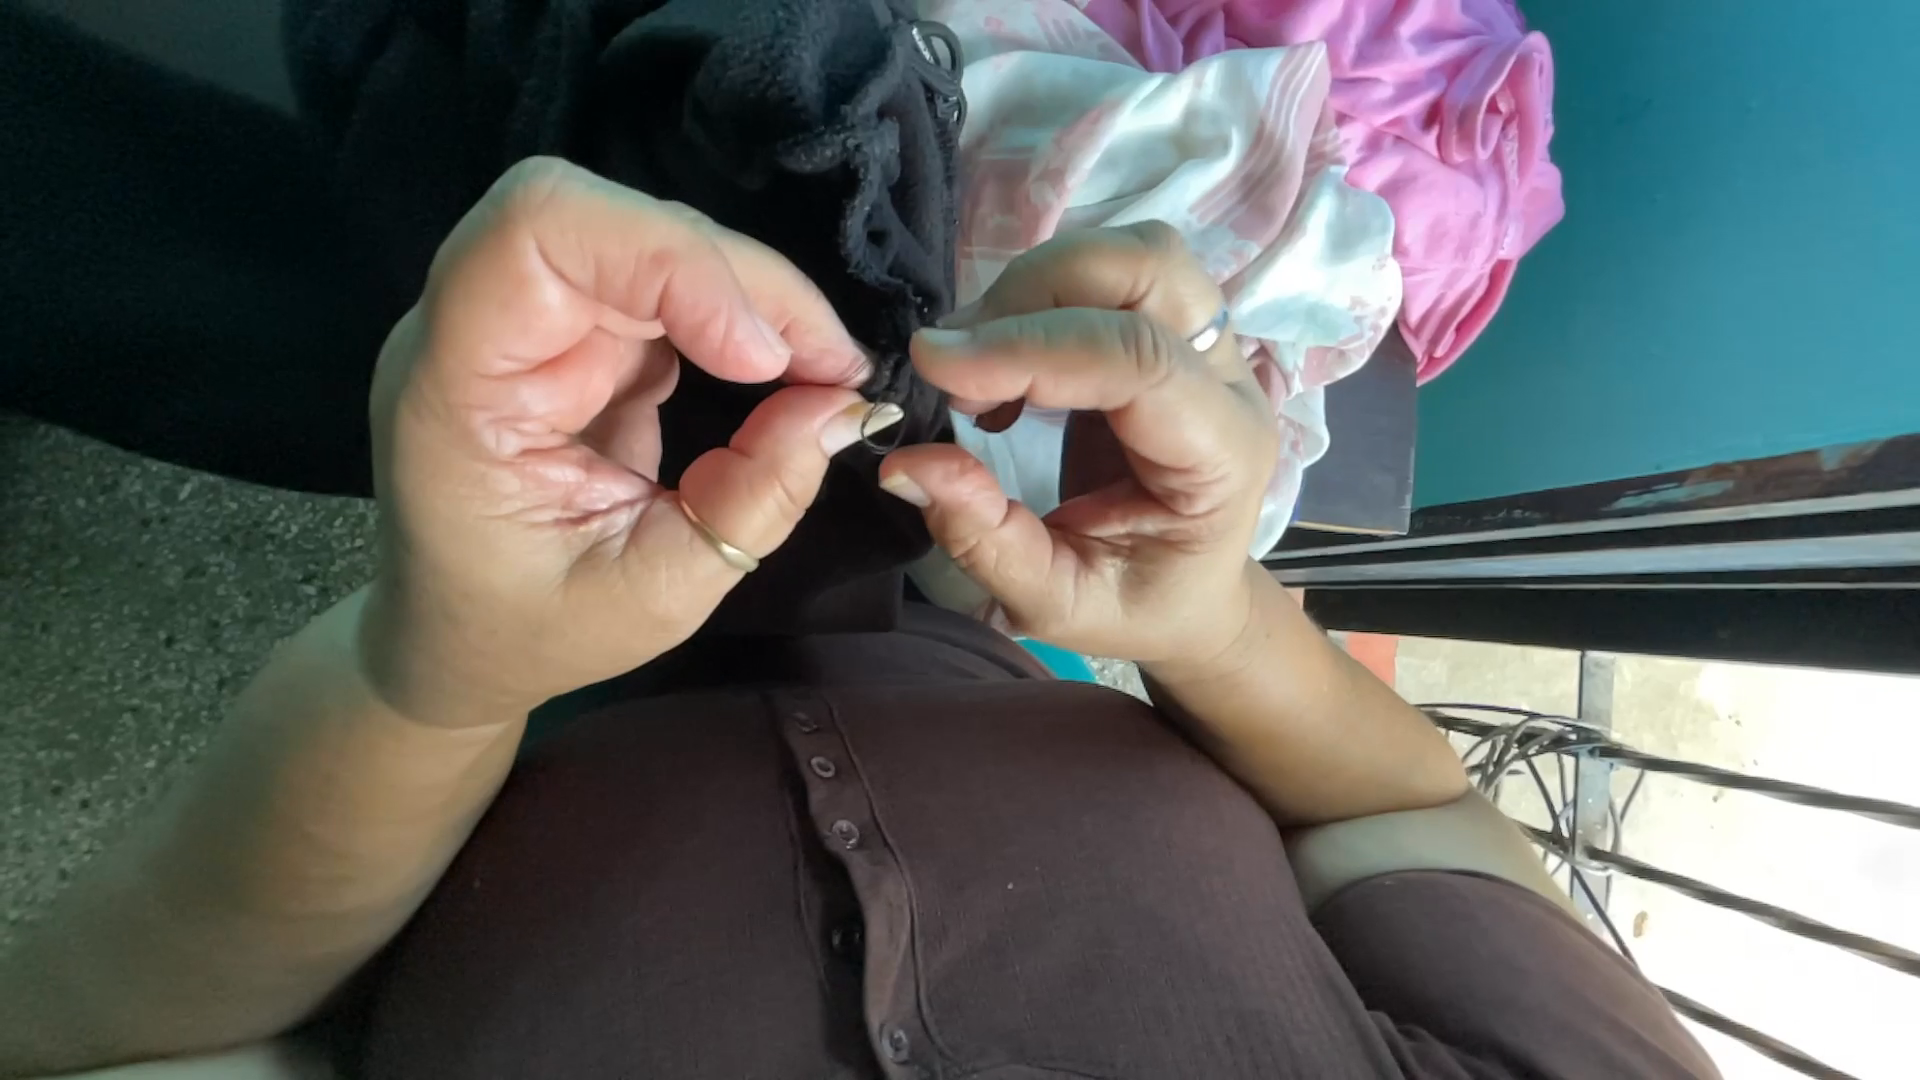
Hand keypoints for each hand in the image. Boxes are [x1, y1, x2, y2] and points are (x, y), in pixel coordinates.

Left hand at [358, 158, 890, 725]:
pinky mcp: (580, 338)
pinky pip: (671, 287)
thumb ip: (754, 500)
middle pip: (615, 224)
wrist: (465, 637)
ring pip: (654, 243)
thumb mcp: (661, 592)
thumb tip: (844, 409)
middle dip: (746, 282)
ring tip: (826, 368)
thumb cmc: (537, 631)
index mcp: (459, 390)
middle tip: (836, 365)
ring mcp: (533, 326)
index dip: (672, 264)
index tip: (765, 360)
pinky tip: (788, 367)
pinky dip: (744, 315)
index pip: (541, 234)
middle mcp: (483, 329)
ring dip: (757, 294)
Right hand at [879, 223, 1278, 667]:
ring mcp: (1205, 349)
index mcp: (1220, 455)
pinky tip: (1001, 369)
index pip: (1140, 360)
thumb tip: (905, 462)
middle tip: (956, 366)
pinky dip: (1035, 301)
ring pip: (1129, 255)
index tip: (934, 366)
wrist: (1187, 595)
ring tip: (976, 367)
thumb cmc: (1135, 607)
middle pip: (1147, 268)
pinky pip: (1105, 276)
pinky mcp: (1165, 337)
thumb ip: (986, 540)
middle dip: (1033, 293)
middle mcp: (1228, 382)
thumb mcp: (1057, 604)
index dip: (1030, 349)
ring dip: (1033, 288)